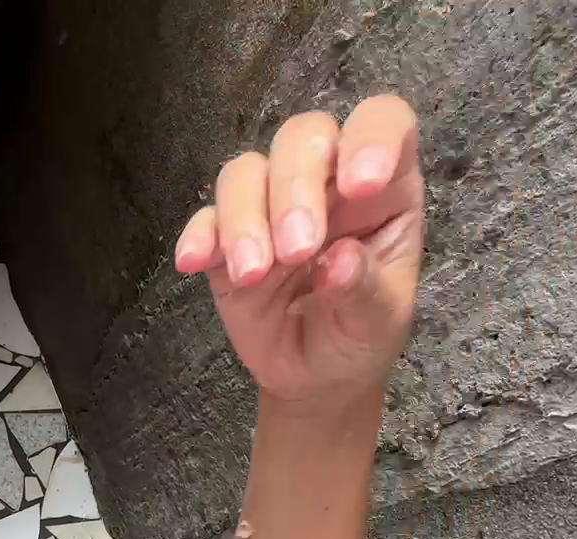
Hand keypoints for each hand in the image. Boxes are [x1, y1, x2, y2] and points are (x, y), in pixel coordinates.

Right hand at [175, 96, 424, 409]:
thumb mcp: (378, 322)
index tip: (360, 184)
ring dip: (244, 219)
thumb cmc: (357, 338)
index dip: (371, 138)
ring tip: (253, 276)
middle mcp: (324, 183)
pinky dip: (199, 237)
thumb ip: (365, 290)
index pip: (382, 123)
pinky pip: (204, 221)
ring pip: (245, 173)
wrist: (312, 377)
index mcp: (382, 188)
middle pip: (302, 138)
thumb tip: (338, 263)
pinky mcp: (225, 243)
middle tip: (296, 252)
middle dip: (294, 189)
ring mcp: (268, 209)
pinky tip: (194, 263)